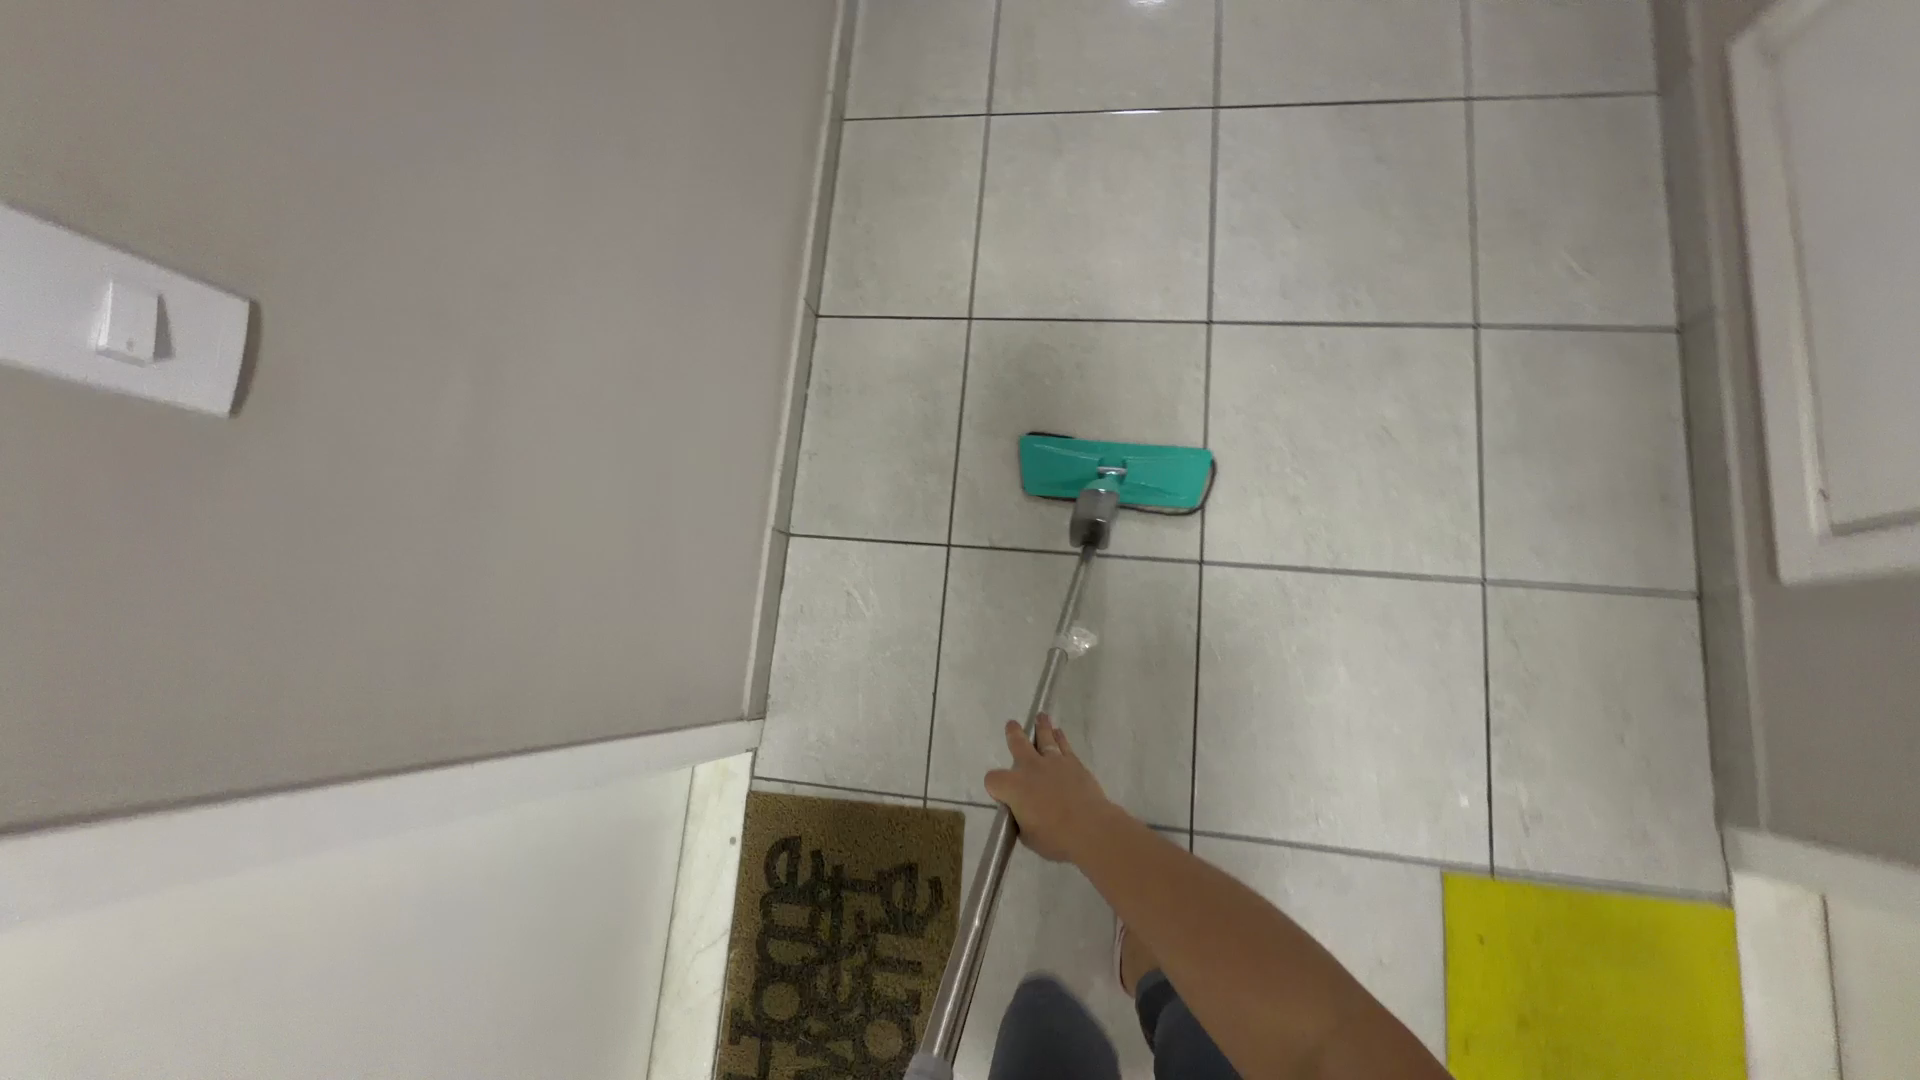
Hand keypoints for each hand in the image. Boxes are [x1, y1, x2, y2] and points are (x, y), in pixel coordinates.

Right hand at [983, 713, 1126, 862]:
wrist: (1090, 828)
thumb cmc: (1055, 837)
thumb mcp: (1028, 836)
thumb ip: (1021, 820)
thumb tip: (1023, 814)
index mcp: (1013, 787)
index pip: (992, 780)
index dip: (994, 787)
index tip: (1001, 796)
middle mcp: (1030, 768)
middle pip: (1017, 744)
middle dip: (1013, 735)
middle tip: (1012, 725)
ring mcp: (1052, 762)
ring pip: (1044, 738)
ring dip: (1041, 727)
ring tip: (1040, 717)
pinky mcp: (1073, 763)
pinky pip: (1063, 745)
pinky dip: (1059, 738)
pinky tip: (1059, 732)